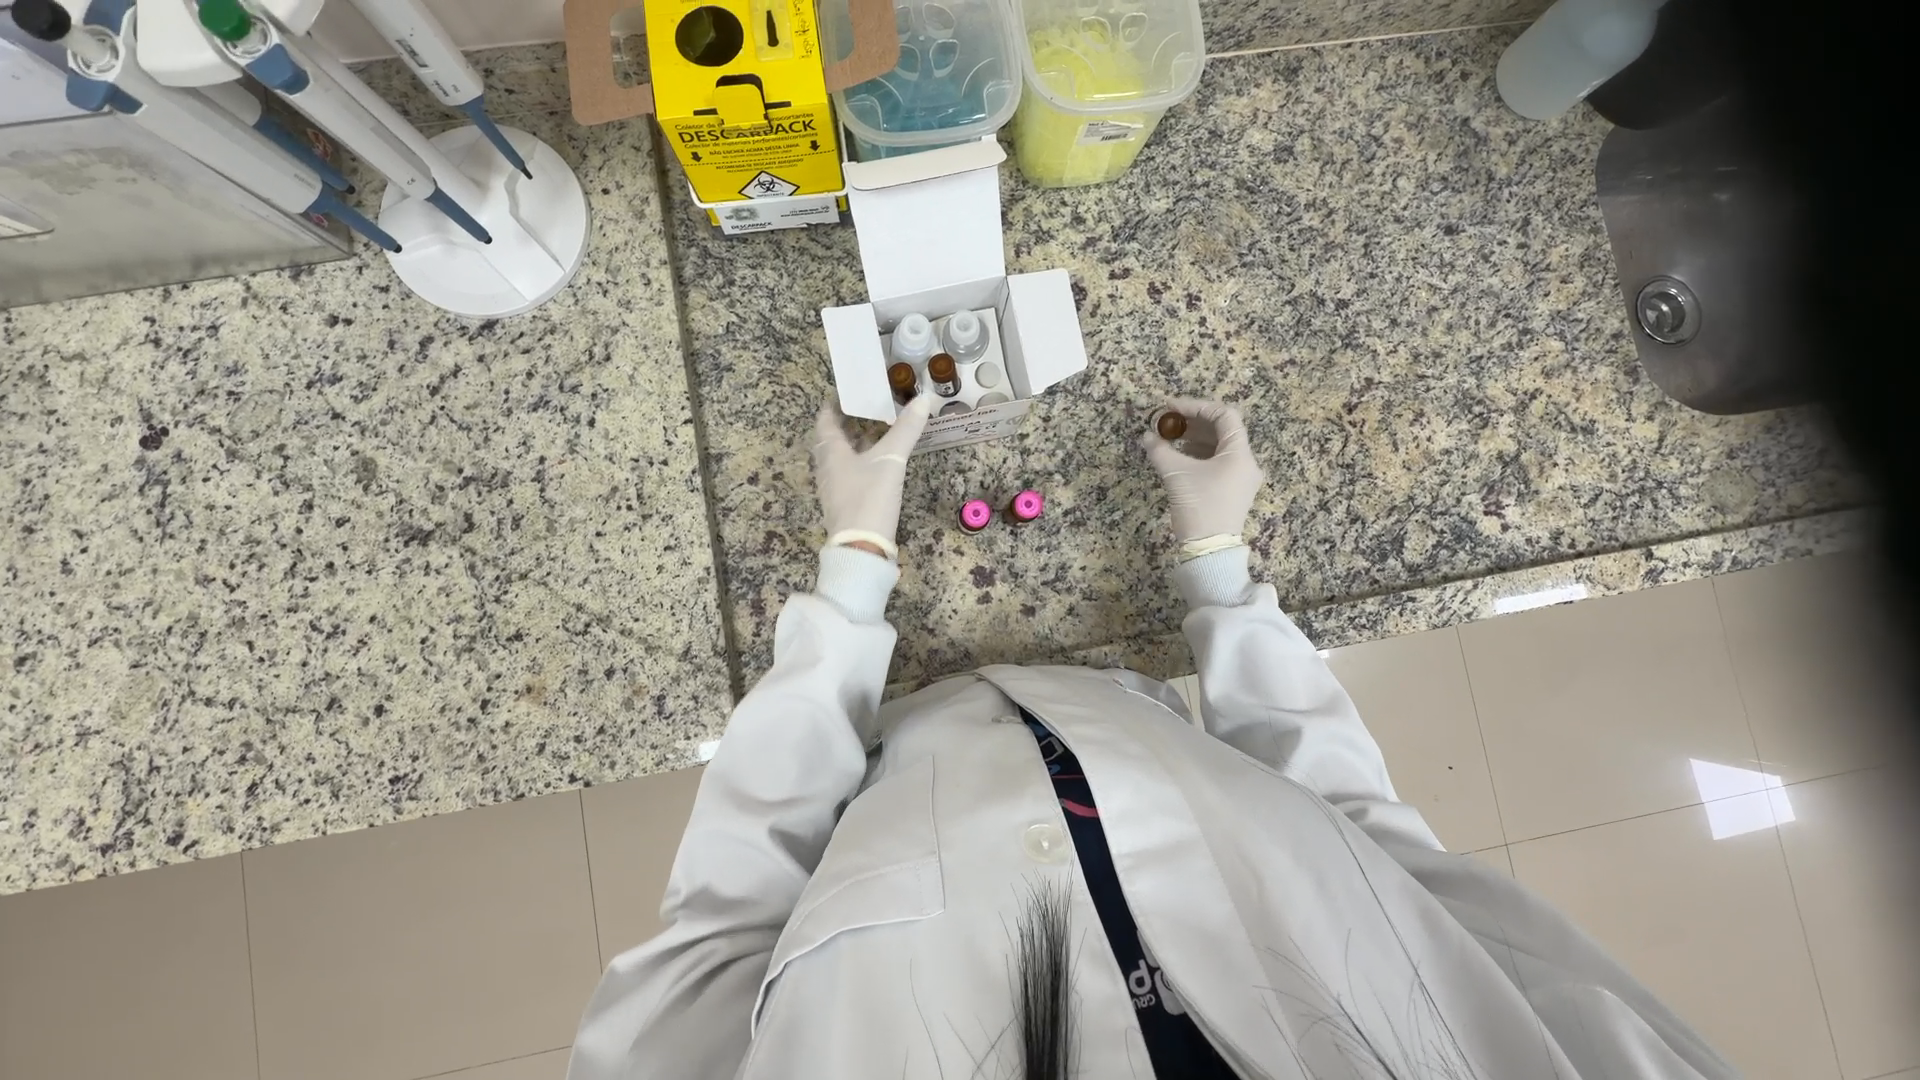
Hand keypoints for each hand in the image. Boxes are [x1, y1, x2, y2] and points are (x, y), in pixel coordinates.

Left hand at [811, 394, 932, 560]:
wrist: (861, 548)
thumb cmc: (870, 498)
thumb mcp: (890, 460)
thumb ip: (906, 430)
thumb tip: (923, 399)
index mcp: (832, 454)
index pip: (825, 423)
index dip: (831, 407)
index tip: (843, 396)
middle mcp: (827, 470)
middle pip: (829, 443)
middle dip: (843, 427)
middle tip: (860, 414)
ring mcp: (833, 491)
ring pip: (837, 462)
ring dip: (850, 448)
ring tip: (869, 437)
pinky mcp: (843, 508)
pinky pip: (846, 479)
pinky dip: (856, 467)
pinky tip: (872, 469)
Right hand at [1140, 399, 1263, 544]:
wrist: (1209, 550)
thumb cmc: (1198, 507)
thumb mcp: (1176, 475)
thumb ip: (1160, 451)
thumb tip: (1146, 437)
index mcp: (1239, 454)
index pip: (1224, 416)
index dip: (1197, 406)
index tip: (1172, 408)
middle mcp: (1246, 463)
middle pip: (1223, 430)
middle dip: (1194, 422)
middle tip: (1168, 421)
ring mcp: (1242, 478)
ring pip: (1220, 447)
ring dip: (1195, 438)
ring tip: (1171, 438)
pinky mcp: (1233, 491)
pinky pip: (1219, 463)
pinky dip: (1200, 454)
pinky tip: (1181, 456)